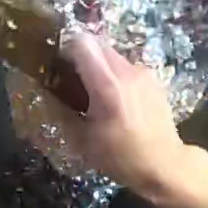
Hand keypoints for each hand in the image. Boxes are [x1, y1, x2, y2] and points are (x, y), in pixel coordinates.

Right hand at [63, 32, 203, 199]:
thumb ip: (59, 110)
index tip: (57, 68)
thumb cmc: (120, 157)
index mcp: (107, 85)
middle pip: (97, 44)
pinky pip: (126, 66)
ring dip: (98, 65)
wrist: (164, 165)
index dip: (65, 50)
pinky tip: (115, 99)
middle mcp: (127, 71)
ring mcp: (143, 73)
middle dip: (81, 56)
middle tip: (71, 80)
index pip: (81, 43)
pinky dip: (115, 74)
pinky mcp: (153, 78)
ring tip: (94, 92)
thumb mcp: (81, 139)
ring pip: (112, 54)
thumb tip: (43, 92)